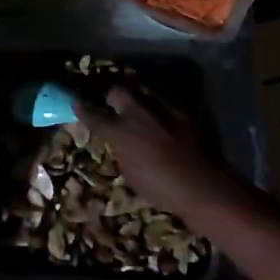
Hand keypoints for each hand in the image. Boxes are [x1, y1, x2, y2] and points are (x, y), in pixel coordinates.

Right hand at [78, 86, 239, 217]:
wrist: (203, 185)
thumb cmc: (162, 188)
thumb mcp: (131, 175)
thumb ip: (122, 152)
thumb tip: (122, 143)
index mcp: (121, 130)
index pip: (95, 115)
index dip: (83, 110)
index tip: (76, 104)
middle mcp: (139, 113)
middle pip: (119, 91)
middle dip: (112, 96)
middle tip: (112, 106)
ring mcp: (163, 109)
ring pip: (144, 92)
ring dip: (138, 100)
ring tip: (139, 111)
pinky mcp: (183, 112)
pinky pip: (164, 104)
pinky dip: (159, 111)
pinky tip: (162, 123)